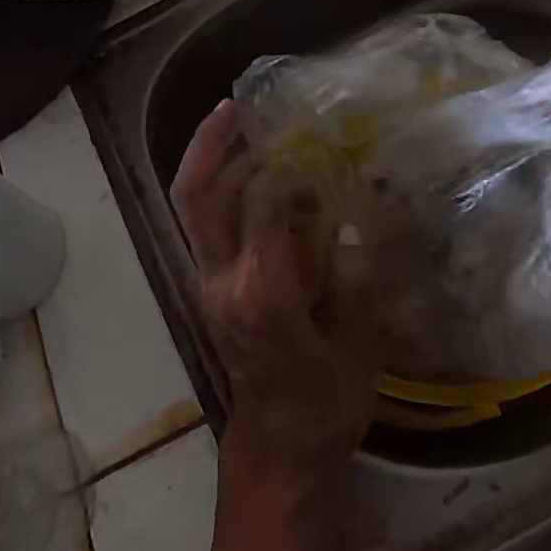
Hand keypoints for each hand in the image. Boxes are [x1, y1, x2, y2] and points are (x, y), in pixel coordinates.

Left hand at [170, 99, 377, 463]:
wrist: (279, 442)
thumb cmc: (325, 403)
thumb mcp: (358, 350)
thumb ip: (352, 284)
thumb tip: (349, 226)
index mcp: (262, 293)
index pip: (260, 210)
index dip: (285, 180)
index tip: (313, 171)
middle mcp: (220, 278)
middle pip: (196, 197)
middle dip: (208, 146)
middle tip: (232, 108)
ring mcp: (205, 280)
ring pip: (191, 207)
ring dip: (209, 164)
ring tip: (240, 133)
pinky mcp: (206, 284)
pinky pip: (202, 225)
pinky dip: (216, 192)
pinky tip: (243, 178)